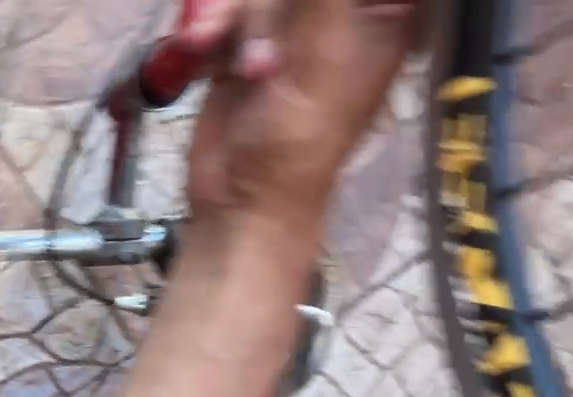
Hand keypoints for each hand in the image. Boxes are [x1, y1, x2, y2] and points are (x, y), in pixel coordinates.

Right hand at [182, 0, 417, 224]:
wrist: (239, 202)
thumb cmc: (294, 145)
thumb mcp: (319, 62)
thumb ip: (319, 2)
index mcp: (377, 11)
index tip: (288, 9)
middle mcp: (333, 16)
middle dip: (259, 6)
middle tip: (237, 40)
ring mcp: (282, 34)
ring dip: (223, 14)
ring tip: (201, 40)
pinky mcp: (237, 54)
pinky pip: (221, 21)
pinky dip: (204, 31)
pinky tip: (195, 46)